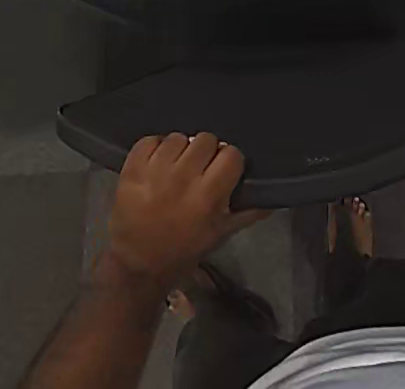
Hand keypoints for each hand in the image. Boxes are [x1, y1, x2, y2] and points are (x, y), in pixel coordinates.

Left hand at [106, 132, 265, 286]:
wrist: (138, 267)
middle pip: (205, 139)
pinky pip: (149, 140)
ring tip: (176, 168)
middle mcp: (182, 180)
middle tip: (199, 169)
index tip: (223, 170)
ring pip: (178, 137)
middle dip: (205, 152)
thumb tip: (273, 197)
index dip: (229, 160)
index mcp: (207, 197)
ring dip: (179, 150)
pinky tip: (157, 164)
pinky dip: (154, 148)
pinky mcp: (131, 170)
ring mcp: (154, 173)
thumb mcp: (220, 235)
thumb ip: (248, 212)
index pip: (231, 154)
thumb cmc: (183, 251)